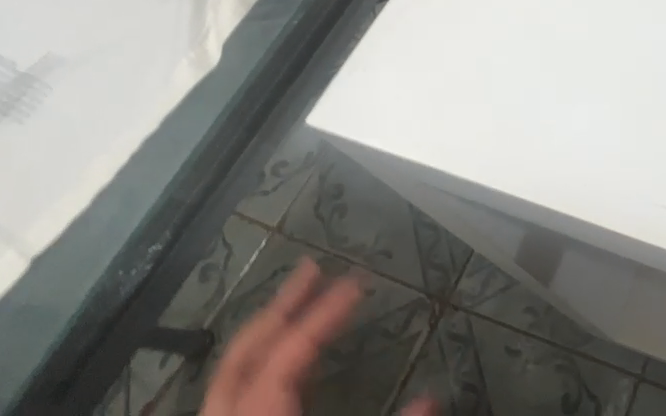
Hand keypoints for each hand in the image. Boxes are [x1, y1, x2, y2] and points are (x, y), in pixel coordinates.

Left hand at [200, 257, 435, 415]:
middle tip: (315, 267)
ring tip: (297, 302)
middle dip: (280, 306)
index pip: (289, 352)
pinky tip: (285, 364)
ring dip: (265, 332)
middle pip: (244, 354)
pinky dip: (257, 367)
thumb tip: (434, 399)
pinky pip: (233, 397)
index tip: (357, 281)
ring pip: (231, 375)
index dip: (323, 313)